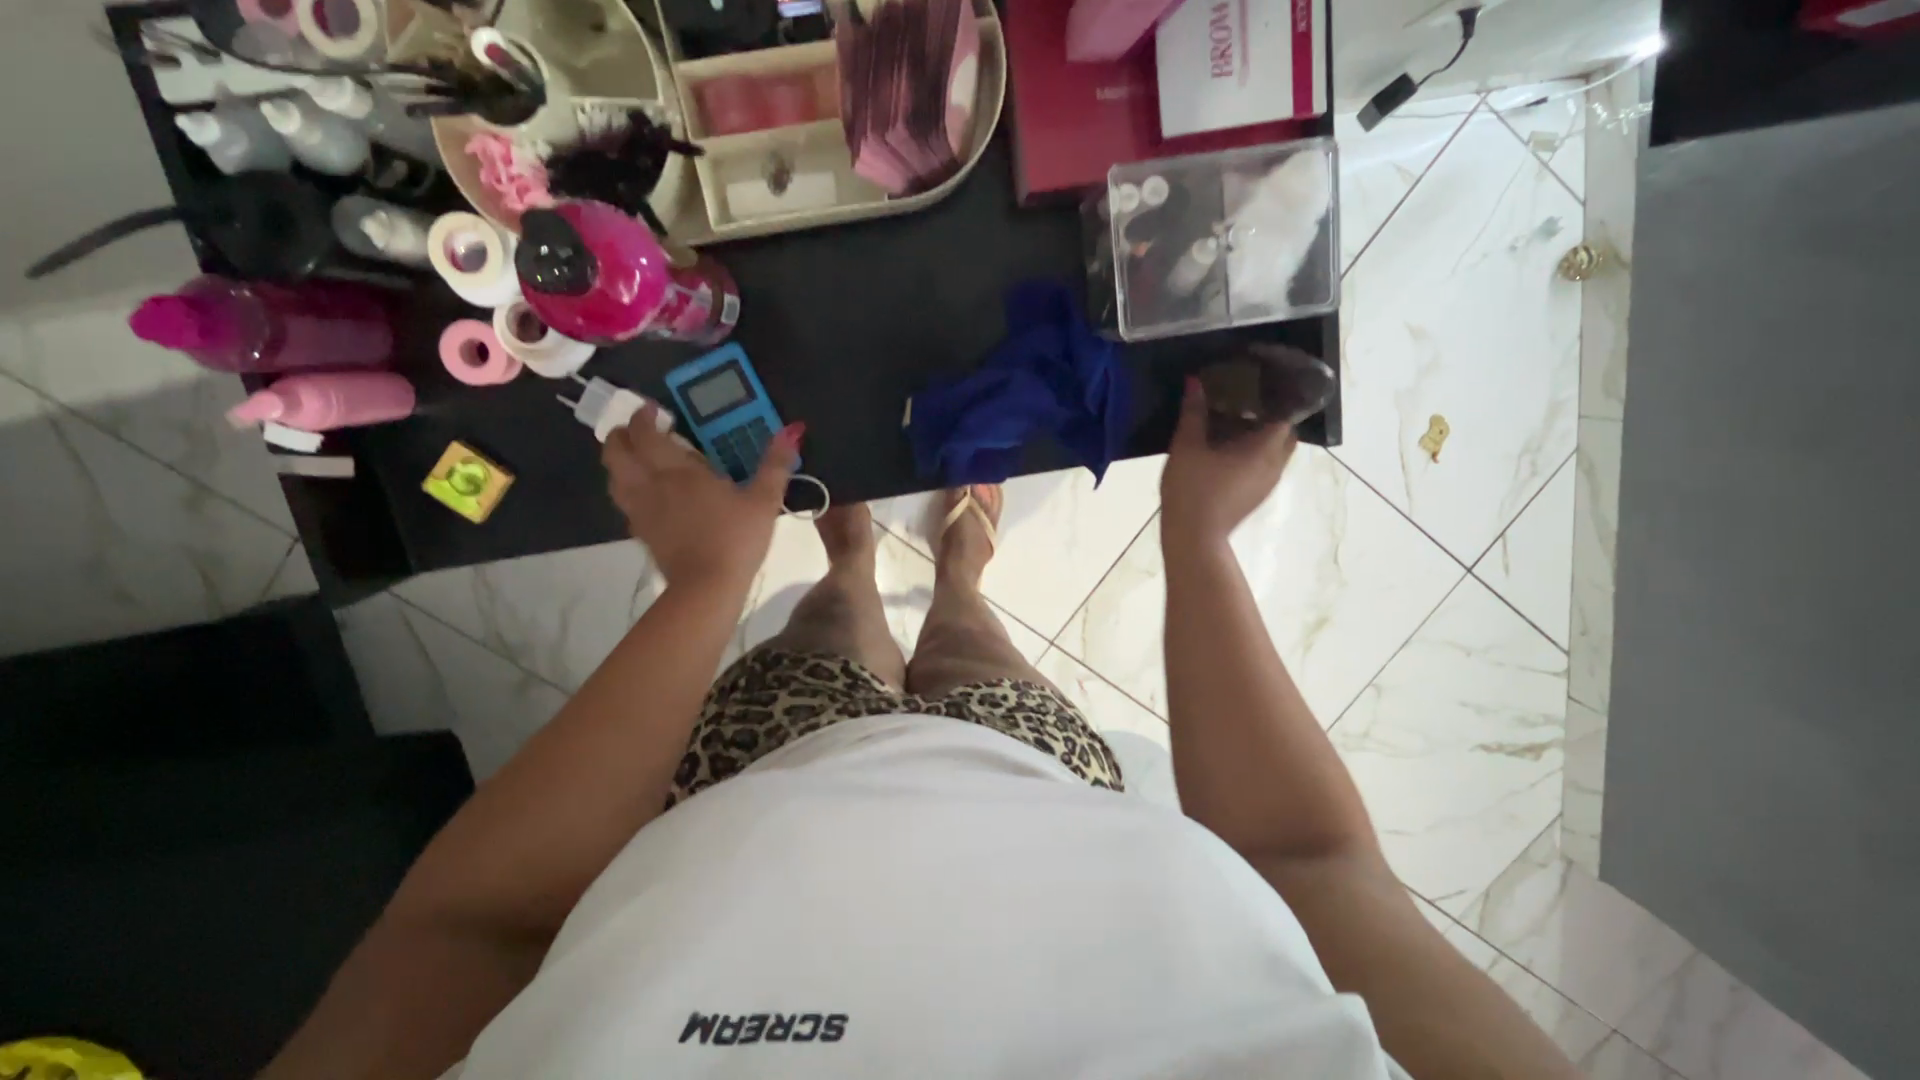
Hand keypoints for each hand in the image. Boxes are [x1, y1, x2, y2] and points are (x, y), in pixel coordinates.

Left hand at [601, 404, 801, 589]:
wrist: (707, 587)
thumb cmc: (736, 538)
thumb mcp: (764, 500)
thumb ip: (775, 464)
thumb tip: (793, 430)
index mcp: (676, 469)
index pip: (644, 433)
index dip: (643, 416)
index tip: (653, 409)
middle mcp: (649, 484)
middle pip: (615, 451)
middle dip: (621, 435)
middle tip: (640, 431)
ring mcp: (640, 511)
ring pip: (614, 477)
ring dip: (620, 462)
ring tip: (640, 460)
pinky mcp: (641, 534)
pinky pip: (625, 502)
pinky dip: (629, 490)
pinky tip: (650, 496)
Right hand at [1160, 376, 1296, 552]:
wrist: (1193, 537)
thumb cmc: (1192, 489)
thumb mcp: (1187, 447)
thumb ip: (1193, 413)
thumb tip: (1195, 382)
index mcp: (1264, 449)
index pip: (1286, 415)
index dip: (1276, 398)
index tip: (1258, 385)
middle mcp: (1275, 465)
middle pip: (1285, 434)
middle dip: (1270, 418)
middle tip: (1244, 404)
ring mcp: (1268, 484)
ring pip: (1276, 452)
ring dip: (1261, 438)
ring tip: (1233, 425)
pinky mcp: (1257, 496)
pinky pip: (1265, 467)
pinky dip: (1254, 454)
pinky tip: (1227, 451)